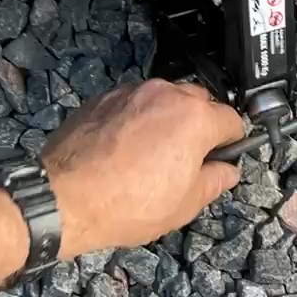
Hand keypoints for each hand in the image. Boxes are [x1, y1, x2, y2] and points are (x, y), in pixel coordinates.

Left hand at [42, 80, 245, 257]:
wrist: (65, 198)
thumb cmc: (124, 204)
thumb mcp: (185, 204)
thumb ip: (214, 181)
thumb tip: (227, 172)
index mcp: (195, 119)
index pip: (231, 120)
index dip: (231, 142)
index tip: (224, 156)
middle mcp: (165, 95)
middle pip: (199, 102)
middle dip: (200, 126)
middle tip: (189, 159)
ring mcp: (132, 93)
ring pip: (164, 99)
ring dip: (168, 120)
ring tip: (154, 156)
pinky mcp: (103, 98)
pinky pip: (133, 104)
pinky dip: (138, 120)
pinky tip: (128, 150)